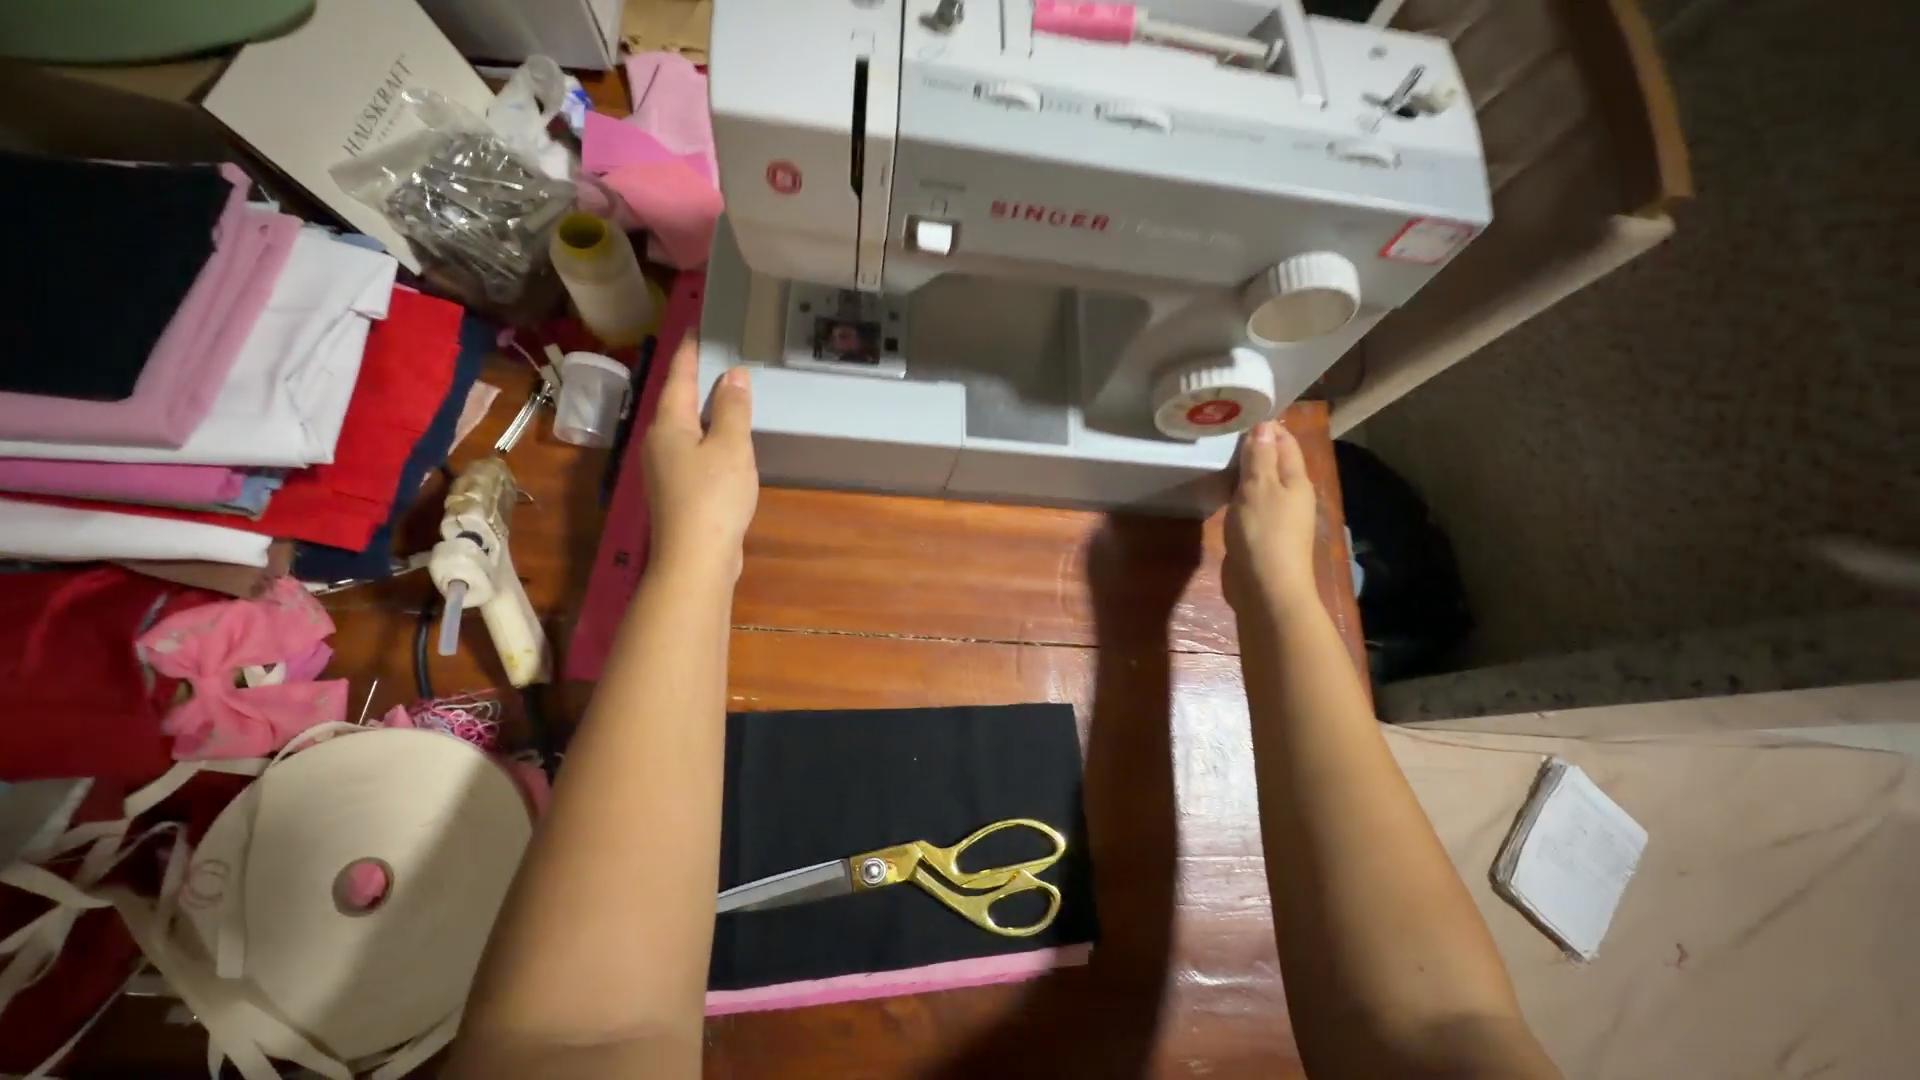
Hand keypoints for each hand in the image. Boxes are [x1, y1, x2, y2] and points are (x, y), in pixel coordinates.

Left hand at [644, 338, 758, 580]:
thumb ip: (733, 409)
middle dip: (697, 382)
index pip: (679, 378)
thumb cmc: (713, 496)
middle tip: (720, 360)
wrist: (696, 558)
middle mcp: (659, 443)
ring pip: (685, 430)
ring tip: (727, 398)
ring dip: (704, 413)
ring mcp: (664, 471)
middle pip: (678, 403)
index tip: (699, 330)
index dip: (691, 353)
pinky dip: (709, 440)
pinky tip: (726, 446)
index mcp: (669, 425)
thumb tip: (734, 375)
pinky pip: (693, 453)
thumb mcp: (731, 446)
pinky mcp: (677, 493)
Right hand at [1222, 420, 1319, 617]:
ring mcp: (1278, 518)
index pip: (1285, 442)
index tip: (1238, 414)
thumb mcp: (1259, 488)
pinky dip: (1238, 495)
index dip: (1267, 427)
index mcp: (1297, 480)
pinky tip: (1220, 493)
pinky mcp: (1262, 536)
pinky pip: (1251, 505)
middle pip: (1275, 463)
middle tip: (1221, 435)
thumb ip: (1260, 457)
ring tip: (1217, 458)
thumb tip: (1264, 426)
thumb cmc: (1264, 533)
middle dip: (1253, 448)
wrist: (1266, 588)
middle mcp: (1292, 496)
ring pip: (1262, 485)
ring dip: (1244, 472)